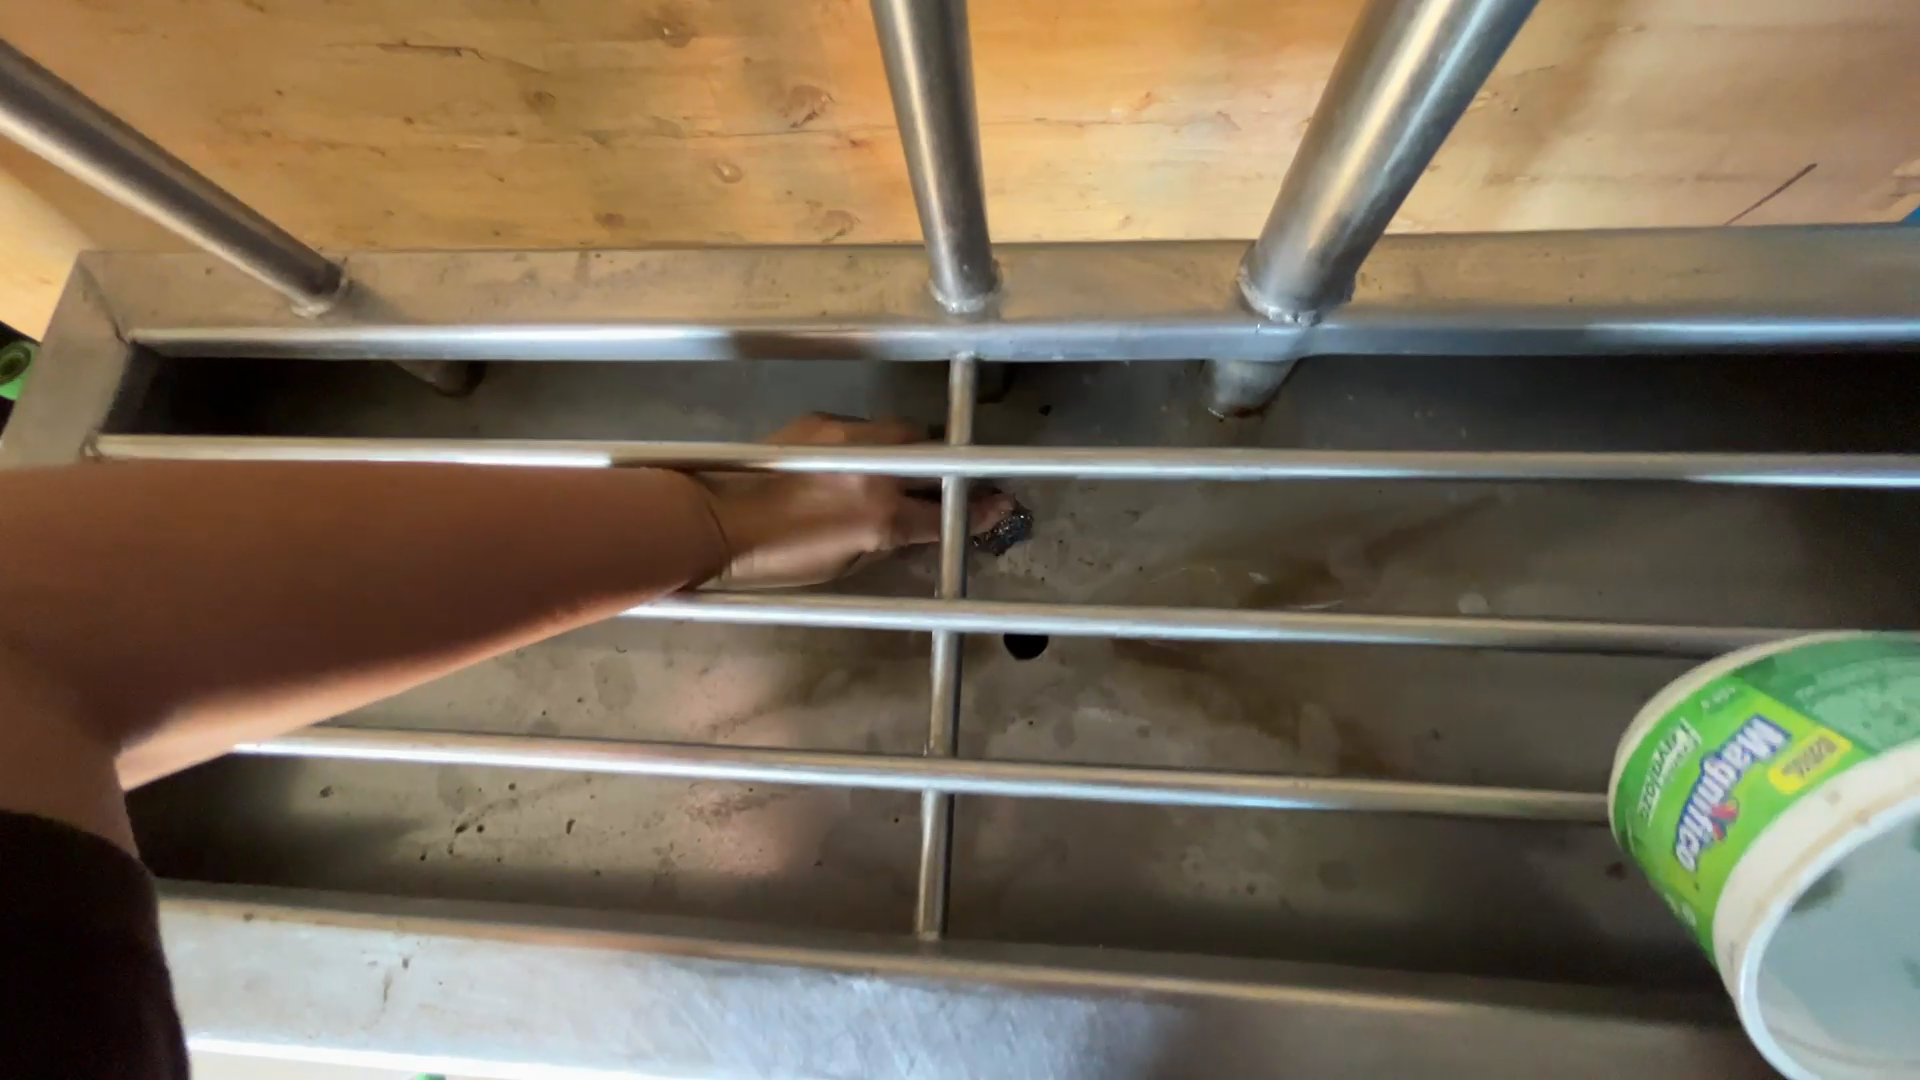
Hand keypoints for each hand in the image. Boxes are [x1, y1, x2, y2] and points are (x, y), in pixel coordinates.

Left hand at [698, 414, 1015, 588]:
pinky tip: (860, 461)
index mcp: (881, 516)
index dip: (978, 513)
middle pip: (937, 457)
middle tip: (957, 484)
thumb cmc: (780, 558)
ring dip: (917, 451)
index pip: (944, 514)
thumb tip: (918, 528)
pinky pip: (868, 427)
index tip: (1002, 506)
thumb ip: (889, 541)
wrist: (717, 517)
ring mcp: (849, 437)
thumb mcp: (845, 564)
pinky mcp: (823, 420)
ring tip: (908, 469)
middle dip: (952, 471)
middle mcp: (875, 469)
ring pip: (906, 433)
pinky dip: (876, 443)